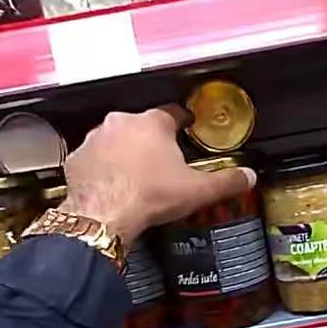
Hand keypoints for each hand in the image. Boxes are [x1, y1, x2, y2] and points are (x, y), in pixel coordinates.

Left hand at [59, 107, 256, 243]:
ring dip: (125, 152)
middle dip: (151, 140)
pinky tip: (112, 184)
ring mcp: (96, 138)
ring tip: (136, 175)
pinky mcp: (78, 158)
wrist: (105, 214)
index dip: (182, 120)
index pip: (172, 113)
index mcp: (153, 123)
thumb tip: (248, 177)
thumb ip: (226, 181)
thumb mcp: (197, 190)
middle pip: (142, 125)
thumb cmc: (150, 196)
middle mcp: (122, 122)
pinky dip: (103, 167)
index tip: (186, 124)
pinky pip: (94, 158)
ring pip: (115, 139)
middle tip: (162, 162)